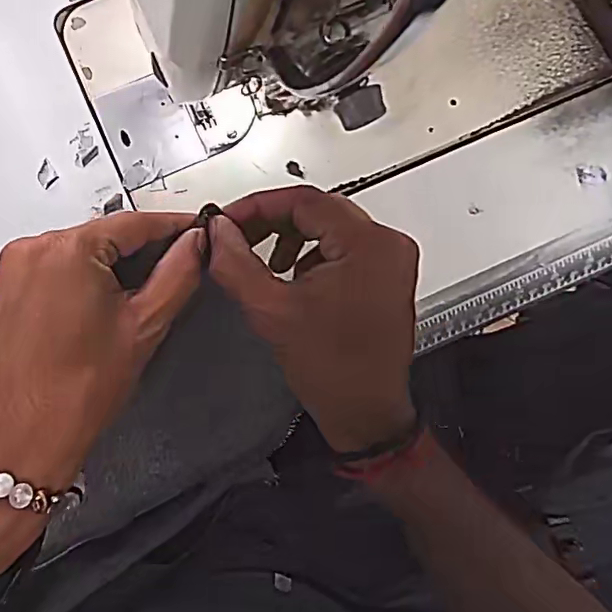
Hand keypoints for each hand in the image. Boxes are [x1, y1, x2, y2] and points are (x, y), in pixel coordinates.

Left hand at [0, 212, 205, 576]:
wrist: (25, 437)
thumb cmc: (72, 394)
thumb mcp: (144, 326)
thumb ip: (178, 273)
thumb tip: (194, 245)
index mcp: (67, 250)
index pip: (134, 221)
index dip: (173, 226)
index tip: (194, 230)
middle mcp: (34, 249)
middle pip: (106, 233)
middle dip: (144, 247)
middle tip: (181, 262)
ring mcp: (17, 267)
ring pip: (82, 249)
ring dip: (115, 262)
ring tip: (142, 294)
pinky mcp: (10, 286)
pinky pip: (59, 265)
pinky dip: (87, 275)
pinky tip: (108, 301)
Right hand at [208, 187, 419, 452]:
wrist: (364, 410)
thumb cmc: (335, 370)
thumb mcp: (270, 310)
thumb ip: (235, 263)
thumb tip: (220, 232)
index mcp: (367, 246)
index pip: (303, 201)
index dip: (257, 207)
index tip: (230, 220)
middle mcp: (387, 246)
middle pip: (317, 209)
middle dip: (271, 220)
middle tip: (238, 235)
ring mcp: (391, 260)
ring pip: (329, 226)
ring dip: (290, 236)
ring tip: (265, 261)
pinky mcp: (386, 274)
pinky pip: (342, 245)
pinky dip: (311, 252)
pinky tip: (292, 275)